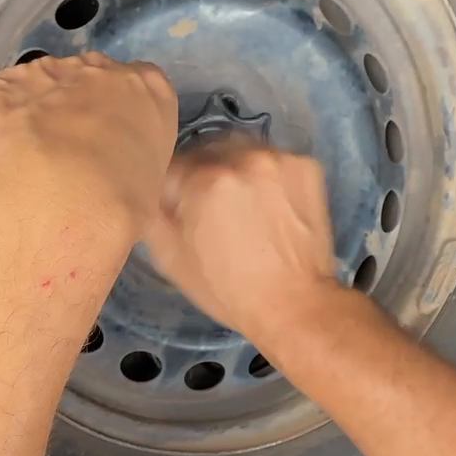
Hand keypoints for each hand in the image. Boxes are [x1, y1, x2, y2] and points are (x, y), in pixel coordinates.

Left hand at [0, 52, 178, 262]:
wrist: (54, 206)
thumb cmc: (117, 209)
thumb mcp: (146, 194)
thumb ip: (132, 168)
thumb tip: (112, 181)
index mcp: (149, 92)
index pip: (141, 93)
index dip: (121, 125)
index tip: (110, 154)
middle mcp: (99, 70)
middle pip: (90, 84)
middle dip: (78, 116)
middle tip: (68, 165)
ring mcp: (47, 71)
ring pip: (43, 90)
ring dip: (38, 120)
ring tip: (30, 169)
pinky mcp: (0, 85)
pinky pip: (2, 102)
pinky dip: (1, 126)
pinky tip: (2, 160)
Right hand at [143, 140, 344, 345]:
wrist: (294, 304)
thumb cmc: (226, 290)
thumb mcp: (171, 260)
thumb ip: (151, 215)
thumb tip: (147, 191)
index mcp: (204, 181)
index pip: (171, 165)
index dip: (169, 190)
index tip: (177, 212)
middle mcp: (242, 158)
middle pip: (206, 151)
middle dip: (201, 175)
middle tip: (209, 211)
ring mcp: (279, 158)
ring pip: (241, 152)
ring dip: (233, 171)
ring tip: (241, 208)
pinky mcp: (307, 164)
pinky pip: (272, 160)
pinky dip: (264, 177)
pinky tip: (268, 207)